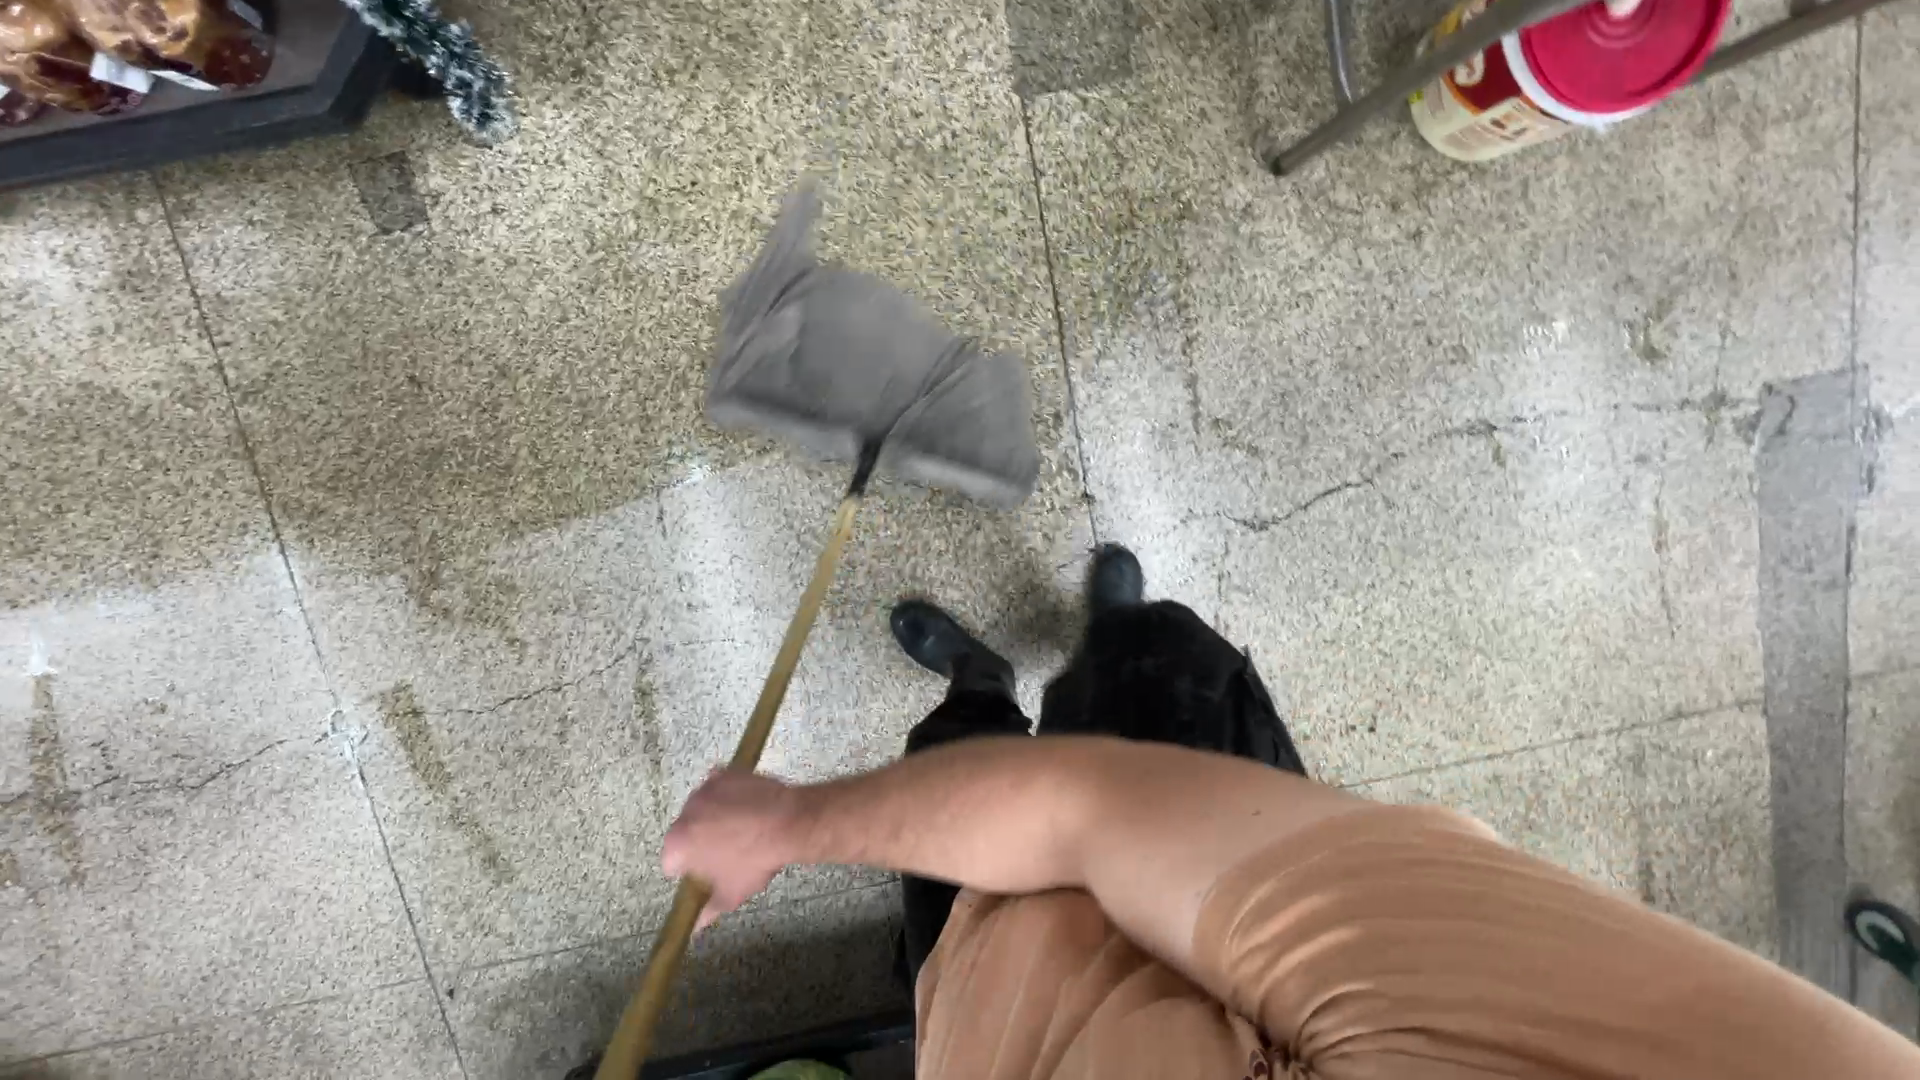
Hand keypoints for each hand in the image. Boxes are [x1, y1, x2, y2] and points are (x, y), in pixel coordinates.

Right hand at [661, 769, 804, 927]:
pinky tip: (744, 805)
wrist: (787, 822)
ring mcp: (705, 788)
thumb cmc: (755, 861)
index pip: (671, 862)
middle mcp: (685, 812)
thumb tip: (696, 927)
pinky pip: (719, 785)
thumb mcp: (731, 894)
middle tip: (726, 850)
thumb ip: (708, 911)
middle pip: (685, 831)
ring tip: (740, 827)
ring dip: (712, 816)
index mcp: (678, 844)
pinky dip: (726, 793)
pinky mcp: (725, 772)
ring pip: (702, 807)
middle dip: (699, 840)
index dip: (689, 869)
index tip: (708, 871)